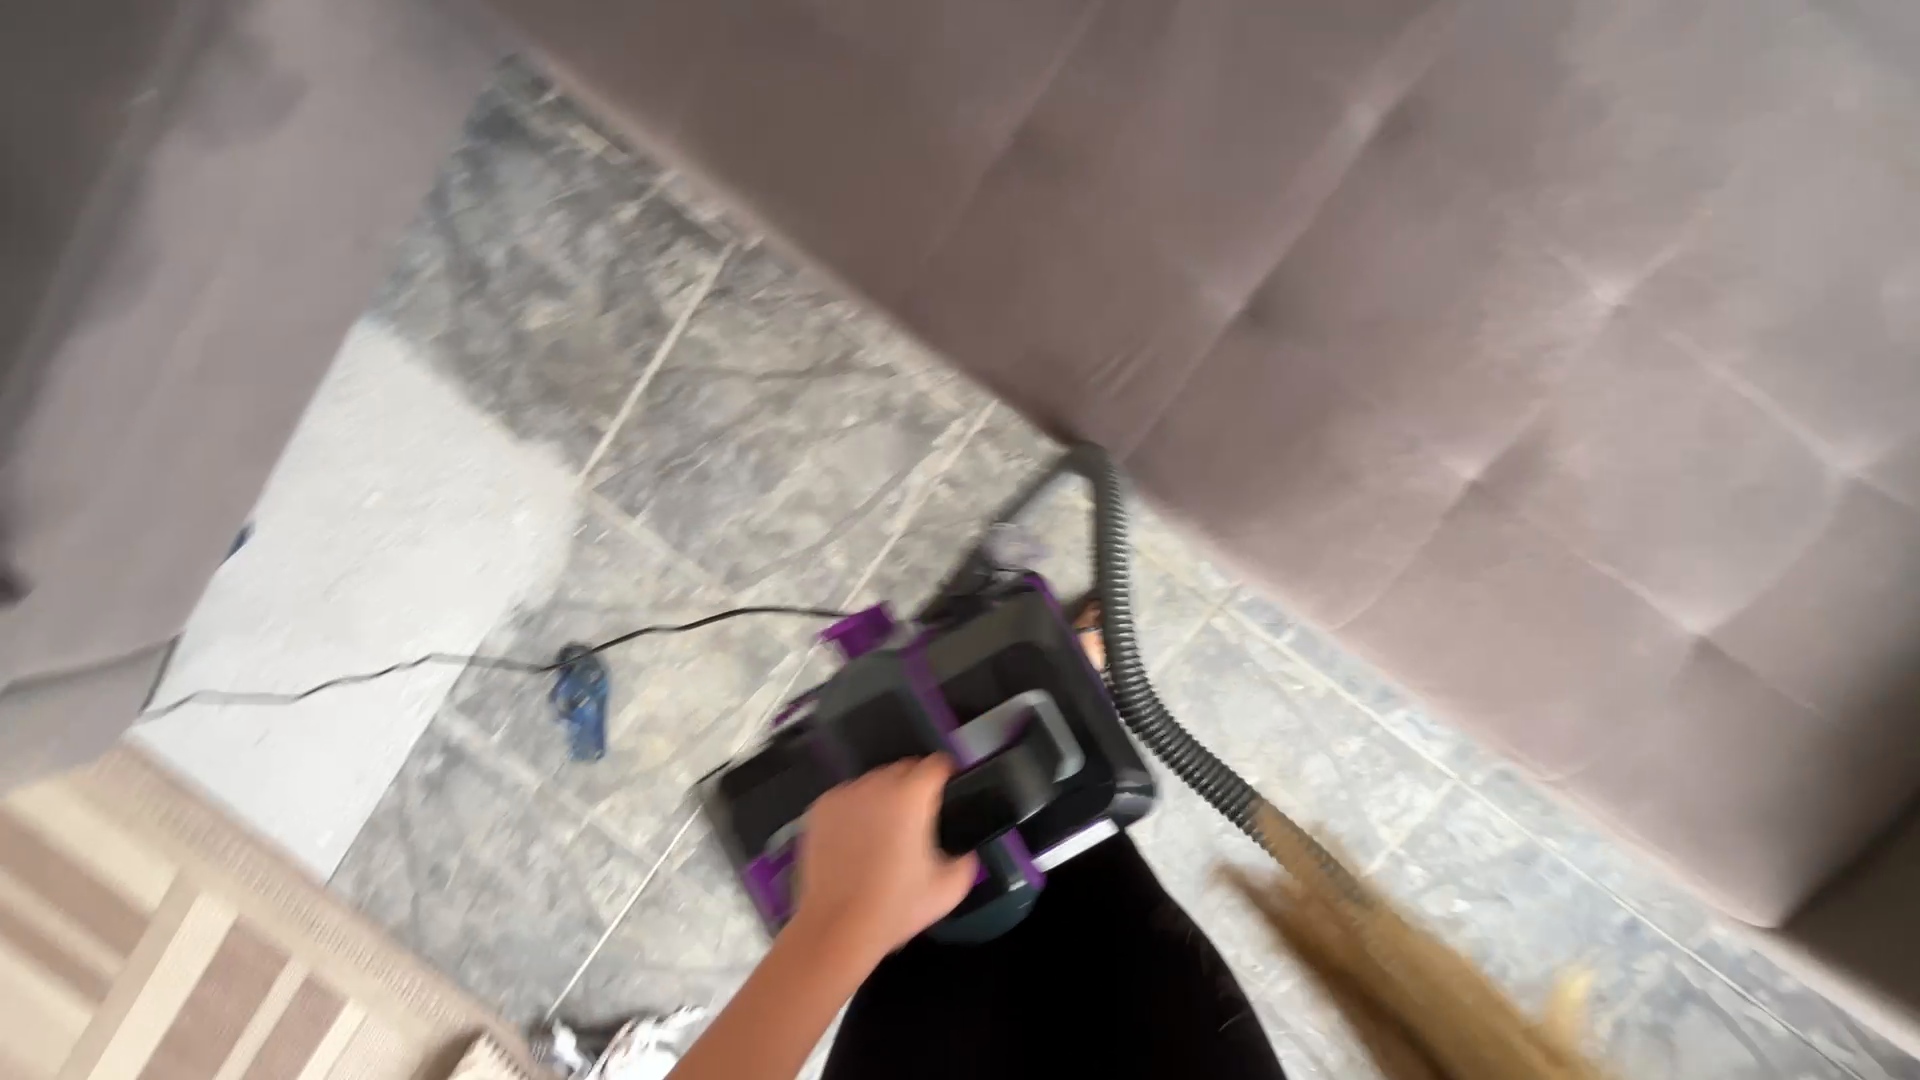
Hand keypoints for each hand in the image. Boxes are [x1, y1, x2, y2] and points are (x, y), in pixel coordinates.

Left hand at [790, 756, 978, 963]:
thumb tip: (963, 850)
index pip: (937, 763)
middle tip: (917, 819)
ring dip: (884, 796)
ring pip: (874, 782)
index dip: (947, 774)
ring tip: (883, 831)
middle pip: (904, 768)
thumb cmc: (894, 907)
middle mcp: (876, 785)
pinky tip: (856, 838)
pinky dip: (856, 808)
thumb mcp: (948, 889)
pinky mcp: (820, 808)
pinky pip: (848, 797)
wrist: (836, 928)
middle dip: (915, 786)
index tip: (949, 789)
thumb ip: (966, 860)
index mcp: (910, 797)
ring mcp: (844, 794)